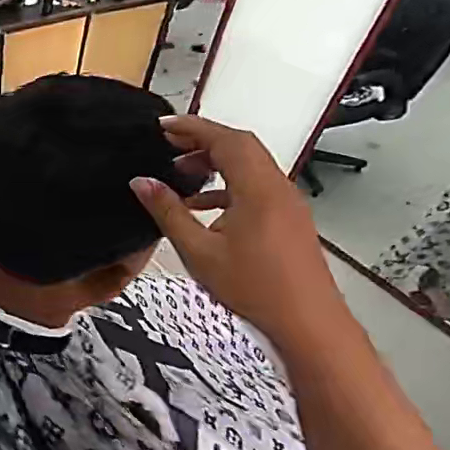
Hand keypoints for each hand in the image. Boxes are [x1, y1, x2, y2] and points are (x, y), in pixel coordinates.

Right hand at [129, 116, 350, 351]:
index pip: (225, 140)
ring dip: (216, 162)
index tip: (163, 126)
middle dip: (202, 140)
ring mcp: (287, 203)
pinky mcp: (288, 218)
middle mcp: (278, 188)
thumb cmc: (256, 290)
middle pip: (240, 146)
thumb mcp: (198, 251)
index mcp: (258, 189)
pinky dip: (228, 185)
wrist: (307, 323)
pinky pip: (256, 187)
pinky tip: (203, 205)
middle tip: (168, 144)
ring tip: (181, 174)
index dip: (192, 128)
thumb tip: (142, 183)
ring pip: (249, 165)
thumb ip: (167, 212)